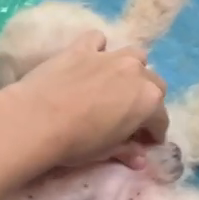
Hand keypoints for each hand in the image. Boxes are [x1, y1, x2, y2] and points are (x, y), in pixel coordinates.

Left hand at [0, 31, 167, 168]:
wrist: (37, 119)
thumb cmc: (77, 142)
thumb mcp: (105, 152)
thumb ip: (127, 151)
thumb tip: (140, 159)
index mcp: (148, 101)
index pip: (160, 120)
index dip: (154, 133)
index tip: (145, 143)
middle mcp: (136, 73)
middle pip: (154, 84)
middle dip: (148, 100)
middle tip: (132, 116)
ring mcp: (110, 56)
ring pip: (134, 56)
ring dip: (132, 70)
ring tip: (117, 85)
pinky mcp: (83, 47)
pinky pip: (98, 40)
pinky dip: (99, 48)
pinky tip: (90, 60)